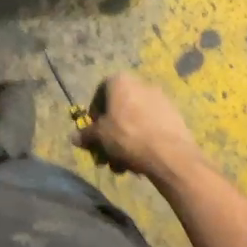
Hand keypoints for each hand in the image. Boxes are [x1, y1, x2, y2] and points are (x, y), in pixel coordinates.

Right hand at [75, 72, 203, 178]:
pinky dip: (144, 139)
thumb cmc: (128, 137)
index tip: (94, 134)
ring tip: (124, 165)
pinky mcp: (174, 114)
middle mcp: (140, 83)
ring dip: (126, 141)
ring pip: (135, 120)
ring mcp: (160, 98)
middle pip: (118, 109)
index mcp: (120, 81)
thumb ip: (86, 134)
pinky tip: (141, 160)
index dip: (94, 116)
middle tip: (108, 155)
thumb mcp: (100, 137)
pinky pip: (151, 125)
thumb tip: (73, 137)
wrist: (170, 154)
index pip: (100, 94)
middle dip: (111, 134)